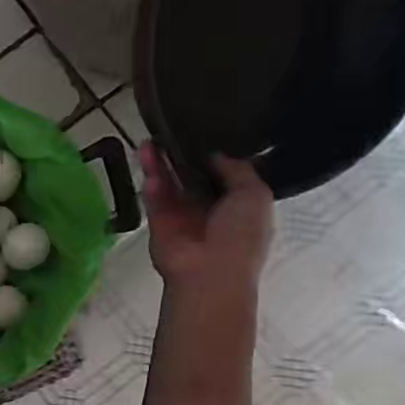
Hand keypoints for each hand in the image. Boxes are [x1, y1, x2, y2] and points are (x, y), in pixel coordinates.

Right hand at [139, 147, 272, 288]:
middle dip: (178, 156)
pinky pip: (154, 199)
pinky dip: (151, 185)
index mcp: (236, 204)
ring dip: (158, 164)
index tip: (201, 132)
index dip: (210, 154)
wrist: (209, 272)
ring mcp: (180, 216)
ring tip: (149, 141)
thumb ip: (238, 170)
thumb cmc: (241, 235)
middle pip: (189, 176)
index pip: (220, 174)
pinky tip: (149, 169)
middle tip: (167, 133)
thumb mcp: (255, 195)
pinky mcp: (158, 223)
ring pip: (167, 184)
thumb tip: (218, 155)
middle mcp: (207, 208)